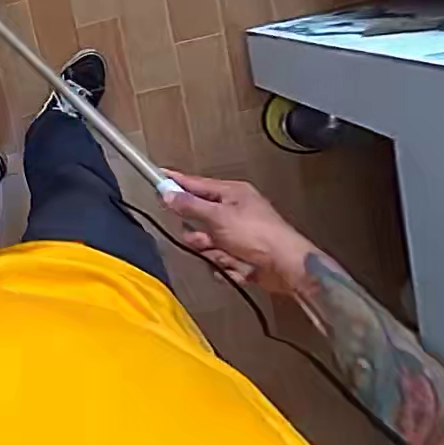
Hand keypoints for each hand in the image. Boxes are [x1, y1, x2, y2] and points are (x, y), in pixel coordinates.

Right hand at [160, 171, 317, 295]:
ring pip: (206, 243)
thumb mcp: (218, 216)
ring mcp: (237, 234)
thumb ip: (190, 206)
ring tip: (226, 255)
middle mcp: (233, 211)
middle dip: (199, 235)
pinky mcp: (240, 255)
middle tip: (205, 239)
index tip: (157, 176)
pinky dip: (225, 265)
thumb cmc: (259, 235)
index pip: (196, 184)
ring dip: (213, 252)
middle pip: (197, 219)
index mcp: (231, 194)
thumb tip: (168, 194)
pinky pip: (217, 259)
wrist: (286, 267)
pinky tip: (239, 266)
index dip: (176, 182)